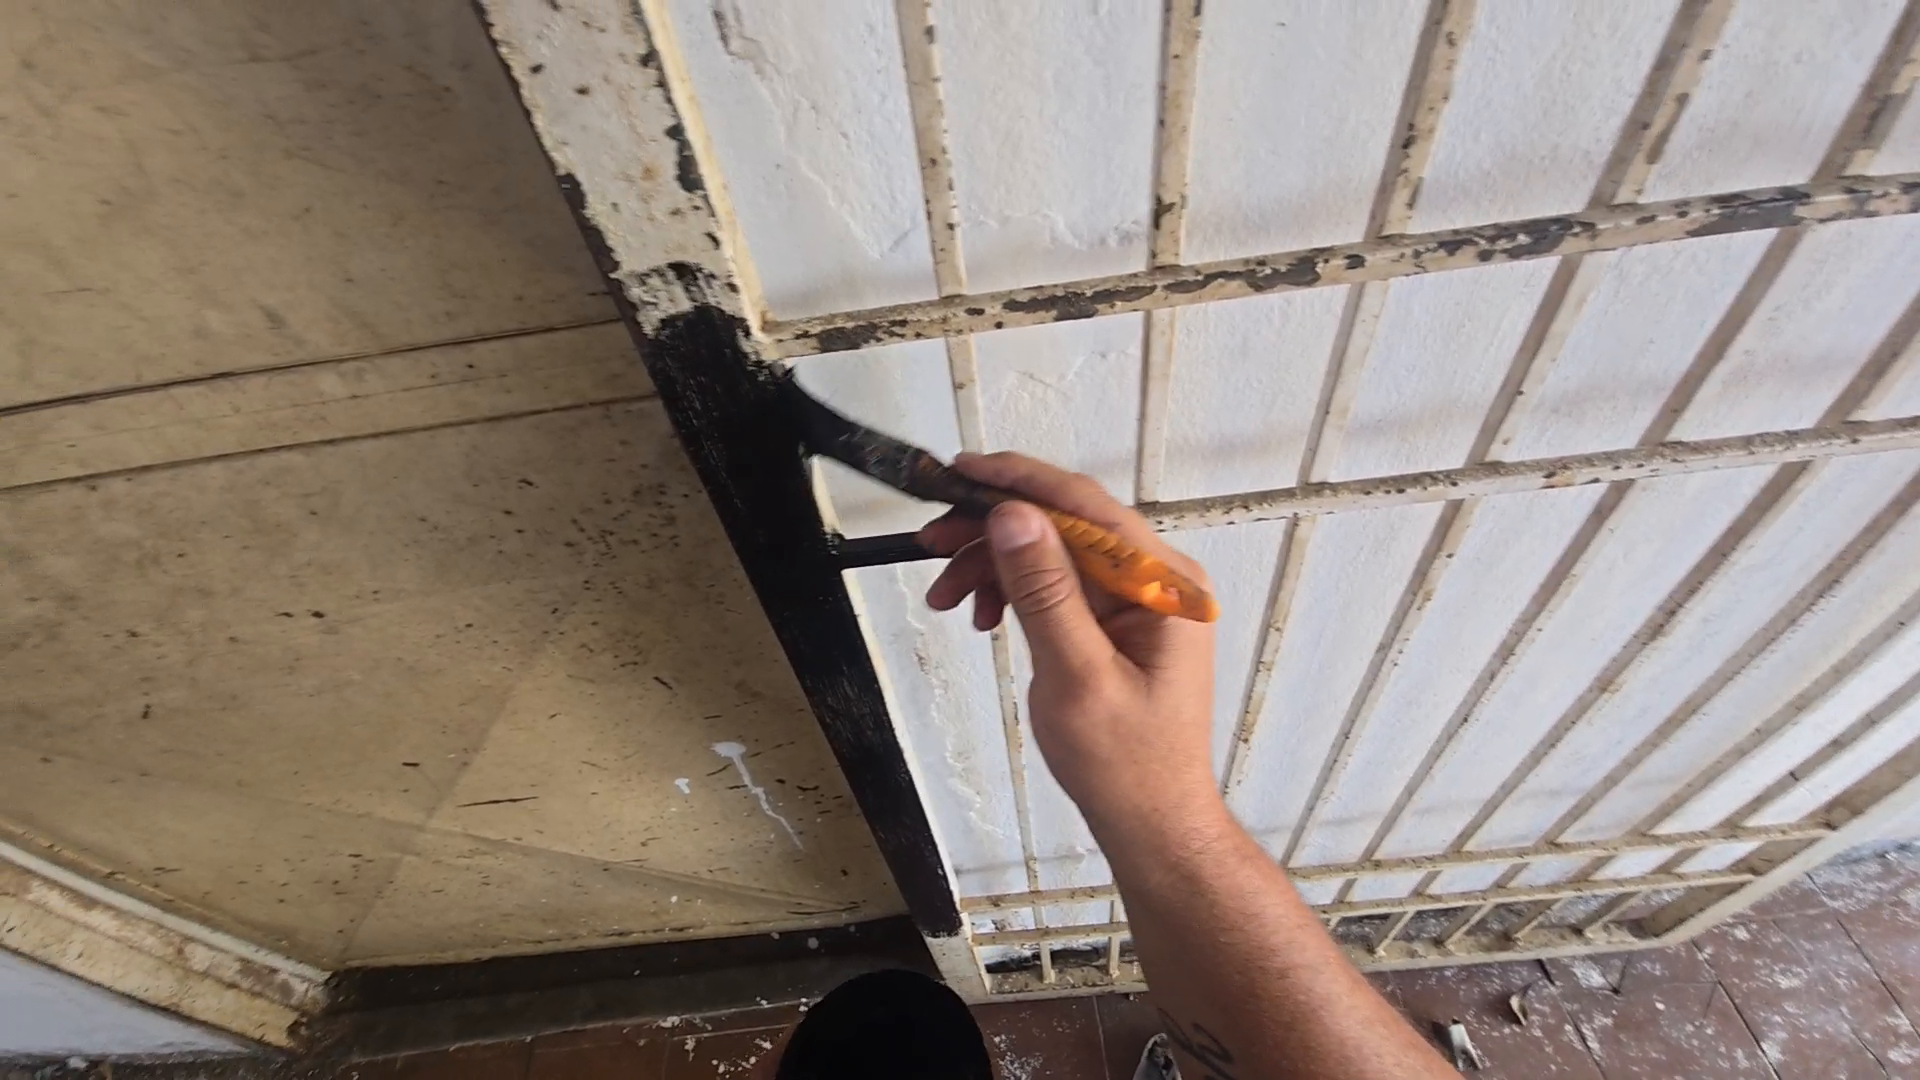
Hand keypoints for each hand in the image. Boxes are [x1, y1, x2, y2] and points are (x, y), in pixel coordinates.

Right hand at [917, 452, 1224, 836]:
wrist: (1149, 820)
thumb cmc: (1124, 762)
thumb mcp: (1077, 675)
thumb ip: (1045, 590)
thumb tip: (1011, 513)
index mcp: (1162, 581)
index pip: (1085, 507)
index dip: (1018, 482)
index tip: (959, 470)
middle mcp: (1152, 576)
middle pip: (1062, 525)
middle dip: (991, 530)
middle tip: (930, 541)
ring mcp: (1132, 596)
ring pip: (1048, 553)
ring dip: (992, 566)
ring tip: (946, 597)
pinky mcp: (1110, 617)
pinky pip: (1052, 584)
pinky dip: (1010, 592)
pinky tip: (982, 617)